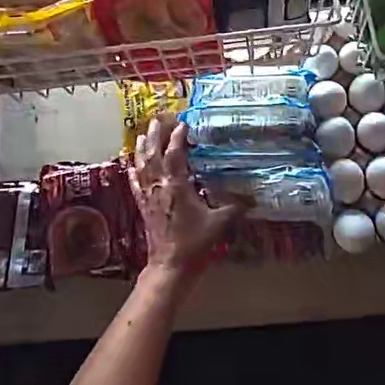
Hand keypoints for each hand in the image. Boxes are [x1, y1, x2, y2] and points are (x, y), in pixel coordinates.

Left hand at [129, 115, 241, 282]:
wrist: (170, 264)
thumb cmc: (194, 243)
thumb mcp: (218, 223)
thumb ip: (235, 208)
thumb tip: (253, 199)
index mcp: (176, 185)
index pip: (174, 154)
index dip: (178, 137)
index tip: (183, 124)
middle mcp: (158, 186)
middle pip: (153, 154)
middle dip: (155, 135)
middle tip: (157, 119)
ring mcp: (148, 195)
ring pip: (142, 166)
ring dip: (142, 149)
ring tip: (141, 135)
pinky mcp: (142, 206)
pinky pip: (135, 185)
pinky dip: (133, 173)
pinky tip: (131, 166)